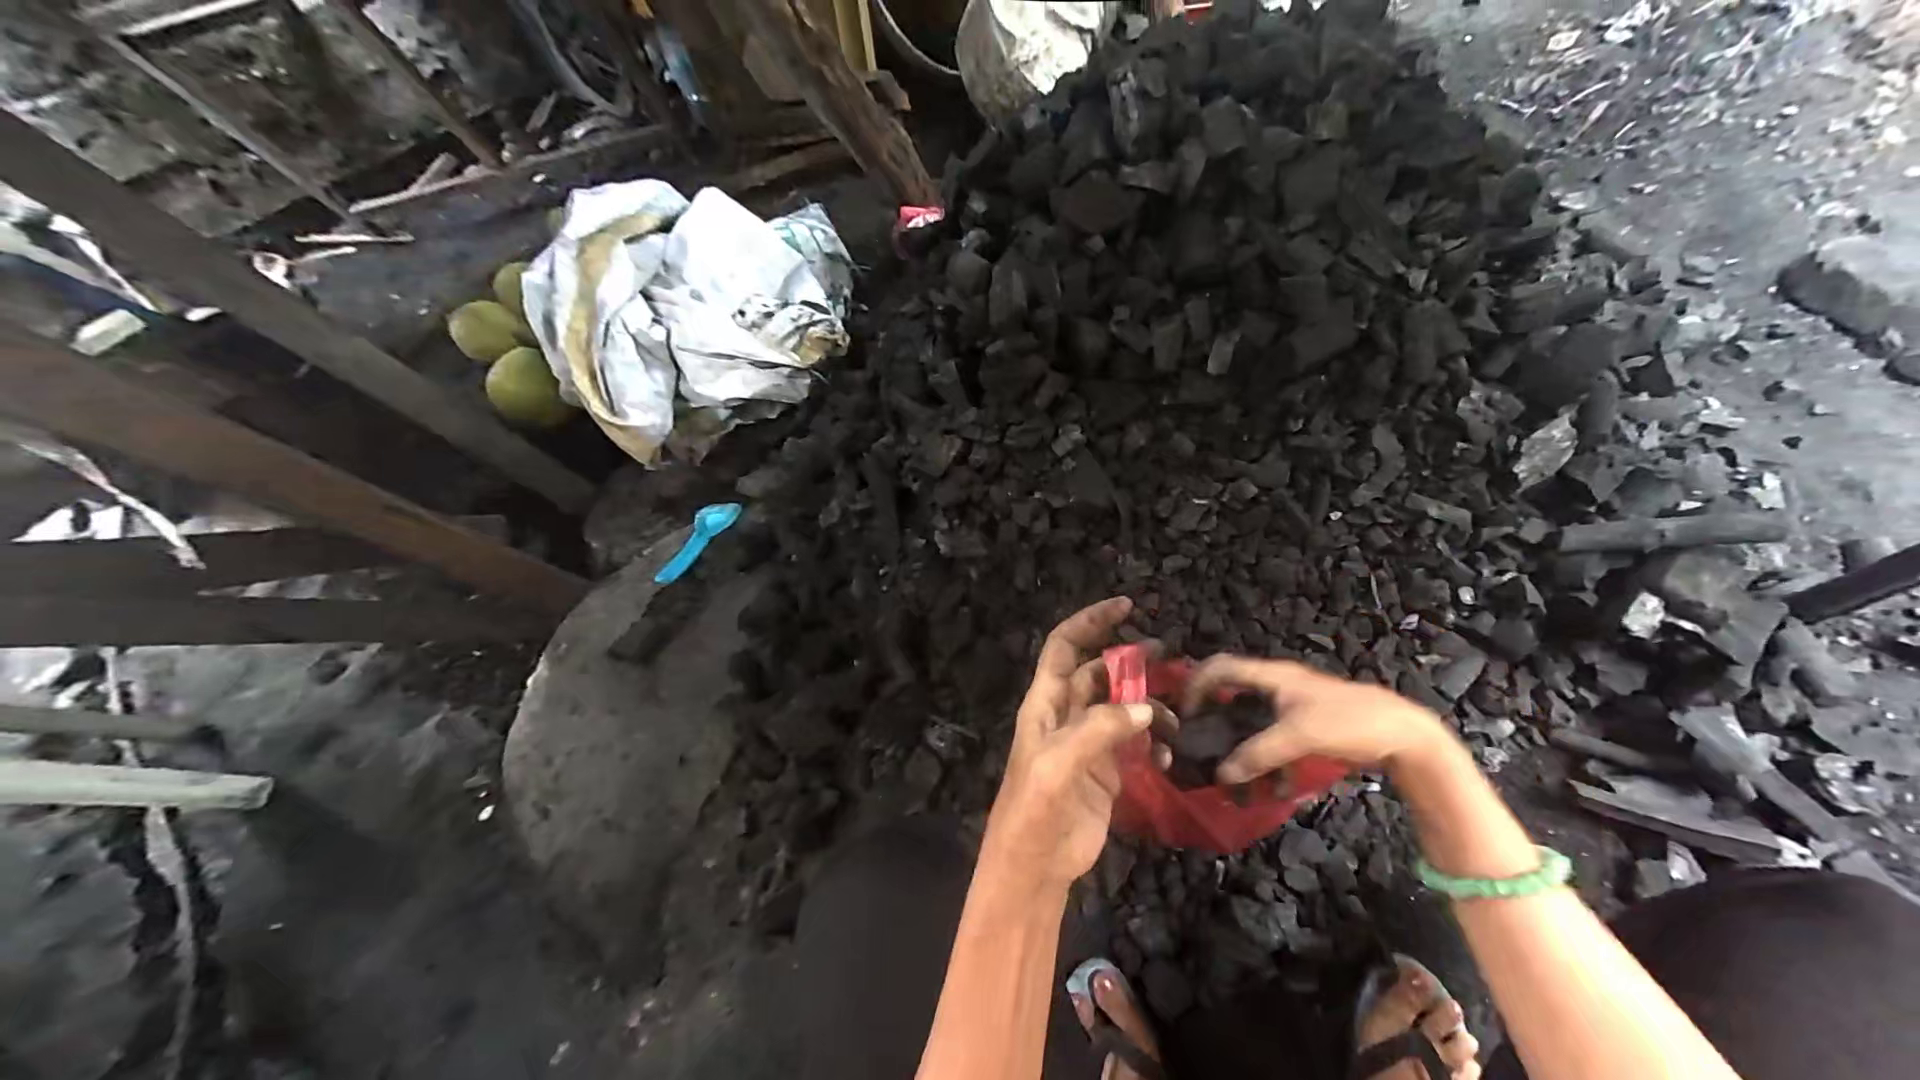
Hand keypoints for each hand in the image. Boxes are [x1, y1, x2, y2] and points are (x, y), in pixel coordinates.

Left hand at [983, 597, 1157, 891]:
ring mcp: (1088, 744)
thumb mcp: (1058, 764)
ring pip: (1122, 707)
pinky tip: (1169, 753)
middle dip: (1130, 662)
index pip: (1063, 647)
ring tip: (1177, 718)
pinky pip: (1135, 743)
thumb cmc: (1035, 810)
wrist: (1035, 866)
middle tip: (1170, 659)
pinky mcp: (1107, 772)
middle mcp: (1066, 716)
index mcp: (1045, 704)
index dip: (1090, 622)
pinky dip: (1154, 741)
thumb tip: (1144, 710)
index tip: (1125, 606)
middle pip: (1099, 673)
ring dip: (1148, 706)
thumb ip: (1099, 730)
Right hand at [1179, 655, 1456, 789]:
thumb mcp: (1298, 736)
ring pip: (1252, 721)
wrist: (1405, 736)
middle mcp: (1277, 685)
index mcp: (1271, 676)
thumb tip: (1222, 773)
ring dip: (1241, 746)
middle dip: (1214, 719)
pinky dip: (1267, 760)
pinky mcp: (1306, 726)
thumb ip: (1258, 754)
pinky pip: (1273, 739)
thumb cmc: (1349, 722)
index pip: (1219, 667)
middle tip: (1201, 743)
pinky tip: (1272, 787)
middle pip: (1232, 694)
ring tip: (1233, 775)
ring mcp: (1292, 705)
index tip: (1184, 713)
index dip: (1196, 685)